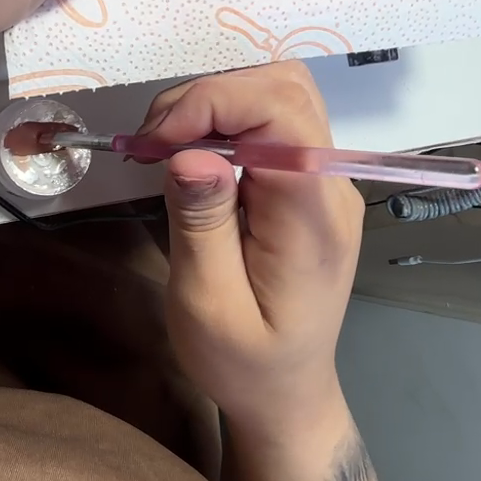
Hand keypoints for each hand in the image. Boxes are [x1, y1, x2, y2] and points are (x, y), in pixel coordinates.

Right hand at [136, 63, 365, 438]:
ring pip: (277, 93)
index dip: (210, 103)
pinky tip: (185, 153)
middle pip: (283, 87)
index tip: (153, 141)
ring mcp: (320, 180)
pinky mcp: (302, 183)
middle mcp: (328, 184)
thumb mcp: (207, 304)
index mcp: (311, 215)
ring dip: (212, 102)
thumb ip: (201, 225)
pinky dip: (219, 119)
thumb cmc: (244, 361)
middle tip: (152, 142)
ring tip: (162, 144)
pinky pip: (268, 122)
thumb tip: (189, 153)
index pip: (280, 112)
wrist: (285, 392)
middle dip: (206, 96)